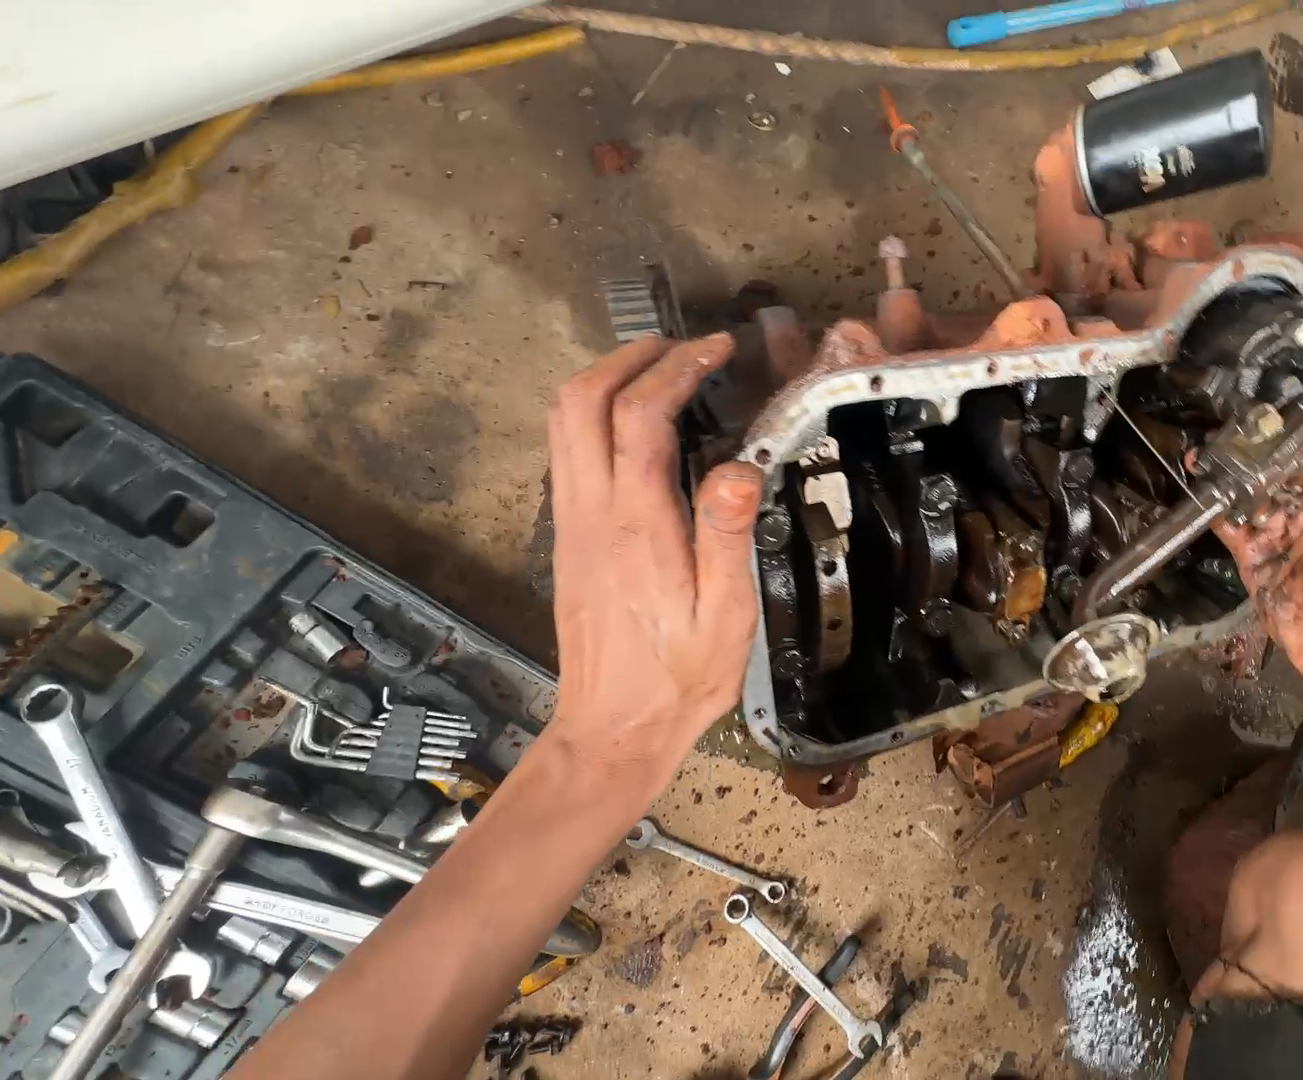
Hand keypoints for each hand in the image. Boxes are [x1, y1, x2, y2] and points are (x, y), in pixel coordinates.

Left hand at [544, 333, 763, 789]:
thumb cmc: (680, 677)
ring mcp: (570, 521)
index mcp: (637, 525)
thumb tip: (740, 465)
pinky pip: (565, 450)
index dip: (677, 367)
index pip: (641, 416)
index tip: (715, 348)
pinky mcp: (566, 536)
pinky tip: (633, 423)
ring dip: (603, 377)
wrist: (612, 727)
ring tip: (657, 369)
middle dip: (629, 355)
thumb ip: (727, 535)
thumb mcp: (725, 614)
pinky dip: (592, 412)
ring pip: (561, 420)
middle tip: (682, 347)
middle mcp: (591, 511)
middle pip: (580, 400)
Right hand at [1210, 426, 1302, 683]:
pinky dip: (1215, 508)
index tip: (1264, 406)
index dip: (1289, 432)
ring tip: (1201, 451)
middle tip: (1222, 426)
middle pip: (1274, 474)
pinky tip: (1198, 485)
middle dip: (1251, 452)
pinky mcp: (1251, 557)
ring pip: (1248, 496)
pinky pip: (1231, 527)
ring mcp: (1276, 535)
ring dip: (1227, 476)